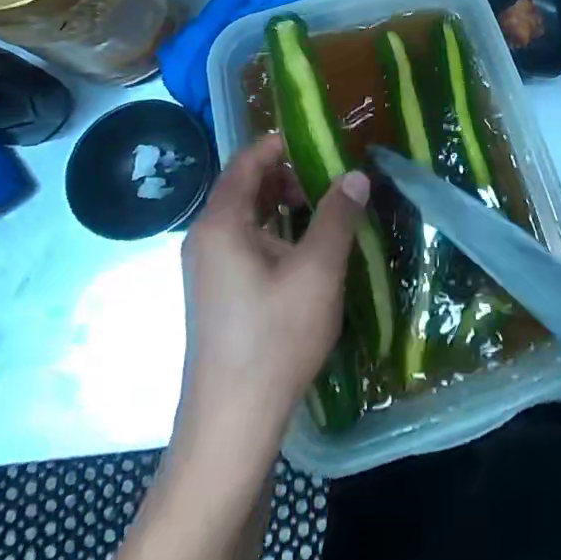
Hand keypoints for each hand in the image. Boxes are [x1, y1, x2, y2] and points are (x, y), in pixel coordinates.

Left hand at [174, 134, 368, 452]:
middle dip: (289, 177)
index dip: (281, 145)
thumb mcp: (317, 271)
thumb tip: (355, 175)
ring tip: (329, 213)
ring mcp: (207, 269)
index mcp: (220, 223)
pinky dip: (276, 235)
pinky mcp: (216, 295)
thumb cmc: (275, 337)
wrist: (233, 420)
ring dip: (285, 208)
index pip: (247, 162)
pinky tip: (309, 254)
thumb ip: (337, 216)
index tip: (321, 140)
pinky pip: (245, 246)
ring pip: (247, 220)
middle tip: (335, 180)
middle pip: (245, 188)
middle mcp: (205, 238)